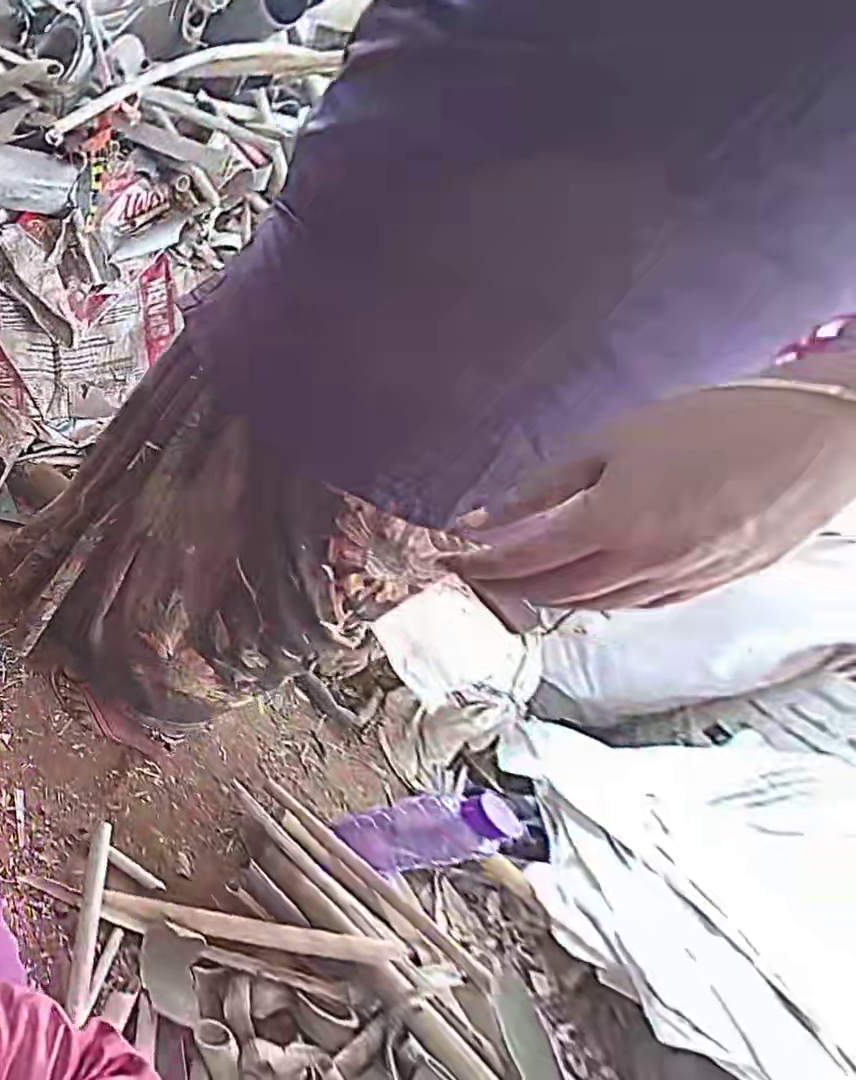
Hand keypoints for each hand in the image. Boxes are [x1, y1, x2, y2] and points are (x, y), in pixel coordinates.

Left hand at [448, 384, 855, 608]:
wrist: (827, 426)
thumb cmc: (705, 425)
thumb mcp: (600, 447)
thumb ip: (533, 491)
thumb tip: (476, 521)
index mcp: (609, 524)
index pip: (520, 560)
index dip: (477, 564)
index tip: (448, 561)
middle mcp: (645, 560)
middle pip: (551, 589)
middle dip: (502, 584)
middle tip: (474, 573)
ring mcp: (687, 574)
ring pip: (594, 603)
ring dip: (546, 596)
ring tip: (515, 580)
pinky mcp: (721, 579)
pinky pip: (642, 603)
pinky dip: (598, 599)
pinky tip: (579, 584)